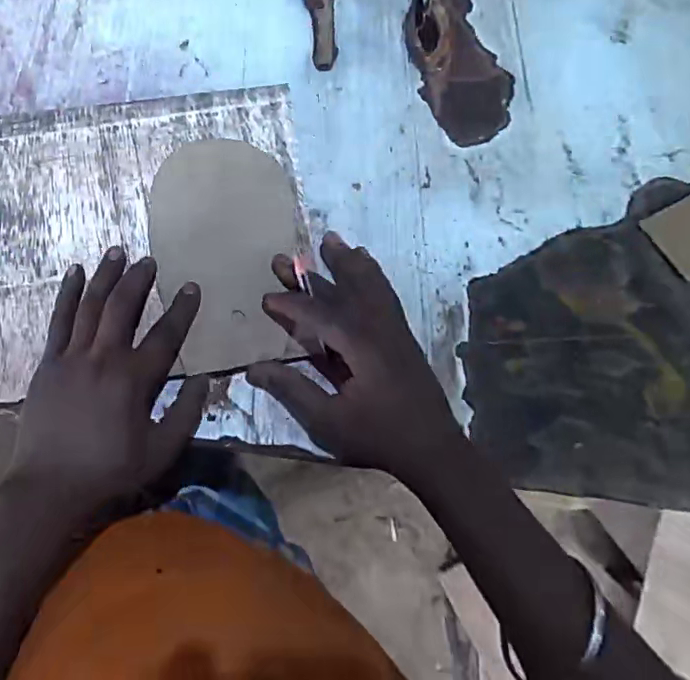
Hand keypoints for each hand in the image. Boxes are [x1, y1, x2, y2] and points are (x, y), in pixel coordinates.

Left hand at [7, 247, 209, 518]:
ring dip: (105, 275)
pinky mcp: (48, 363)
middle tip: (149, 260)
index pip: (166, 336)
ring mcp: (72, 357)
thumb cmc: (107, 474)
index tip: (191, 287)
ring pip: (91, 305)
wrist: (47, 490)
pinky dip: (67, 293)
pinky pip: (59, 319)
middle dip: (138, 280)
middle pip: (123, 307)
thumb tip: (204, 380)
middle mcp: (104, 358)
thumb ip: (185, 414)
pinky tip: (74, 272)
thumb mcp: (159, 454)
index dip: (182, 310)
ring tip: (116, 252)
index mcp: (134, 380)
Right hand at [246, 232, 466, 485]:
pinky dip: (373, 275)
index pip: (318, 315)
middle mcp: (377, 328)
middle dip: (310, 276)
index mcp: (360, 346)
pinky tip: (367, 264)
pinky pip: (385, 294)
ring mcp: (393, 329)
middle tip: (284, 258)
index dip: (290, 306)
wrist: (435, 450)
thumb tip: (254, 368)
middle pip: (341, 291)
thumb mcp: (328, 422)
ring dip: (346, 263)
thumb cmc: (378, 438)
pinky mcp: (402, 335)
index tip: (266, 300)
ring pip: (368, 286)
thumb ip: (293, 391)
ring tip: (331, 239)